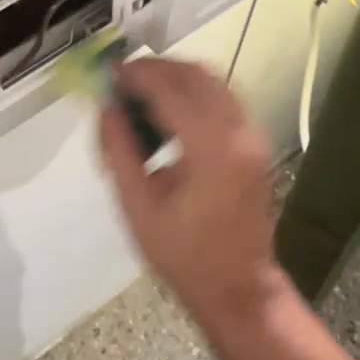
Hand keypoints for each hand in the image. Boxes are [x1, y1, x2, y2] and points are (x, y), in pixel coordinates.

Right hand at [98, 57, 287, 327]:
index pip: (170, 91)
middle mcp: (240, 134)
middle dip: (156, 68)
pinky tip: (166, 107)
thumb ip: (119, 151)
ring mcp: (253, 137)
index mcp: (213, 151)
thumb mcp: (138, 208)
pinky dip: (193, 90)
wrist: (240, 291)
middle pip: (196, 74)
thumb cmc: (185, 256)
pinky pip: (222, 97)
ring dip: (175, 76)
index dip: (136, 75)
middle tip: (121, 77)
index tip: (108, 71)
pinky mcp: (254, 143)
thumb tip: (106, 107)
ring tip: (139, 89)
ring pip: (213, 81)